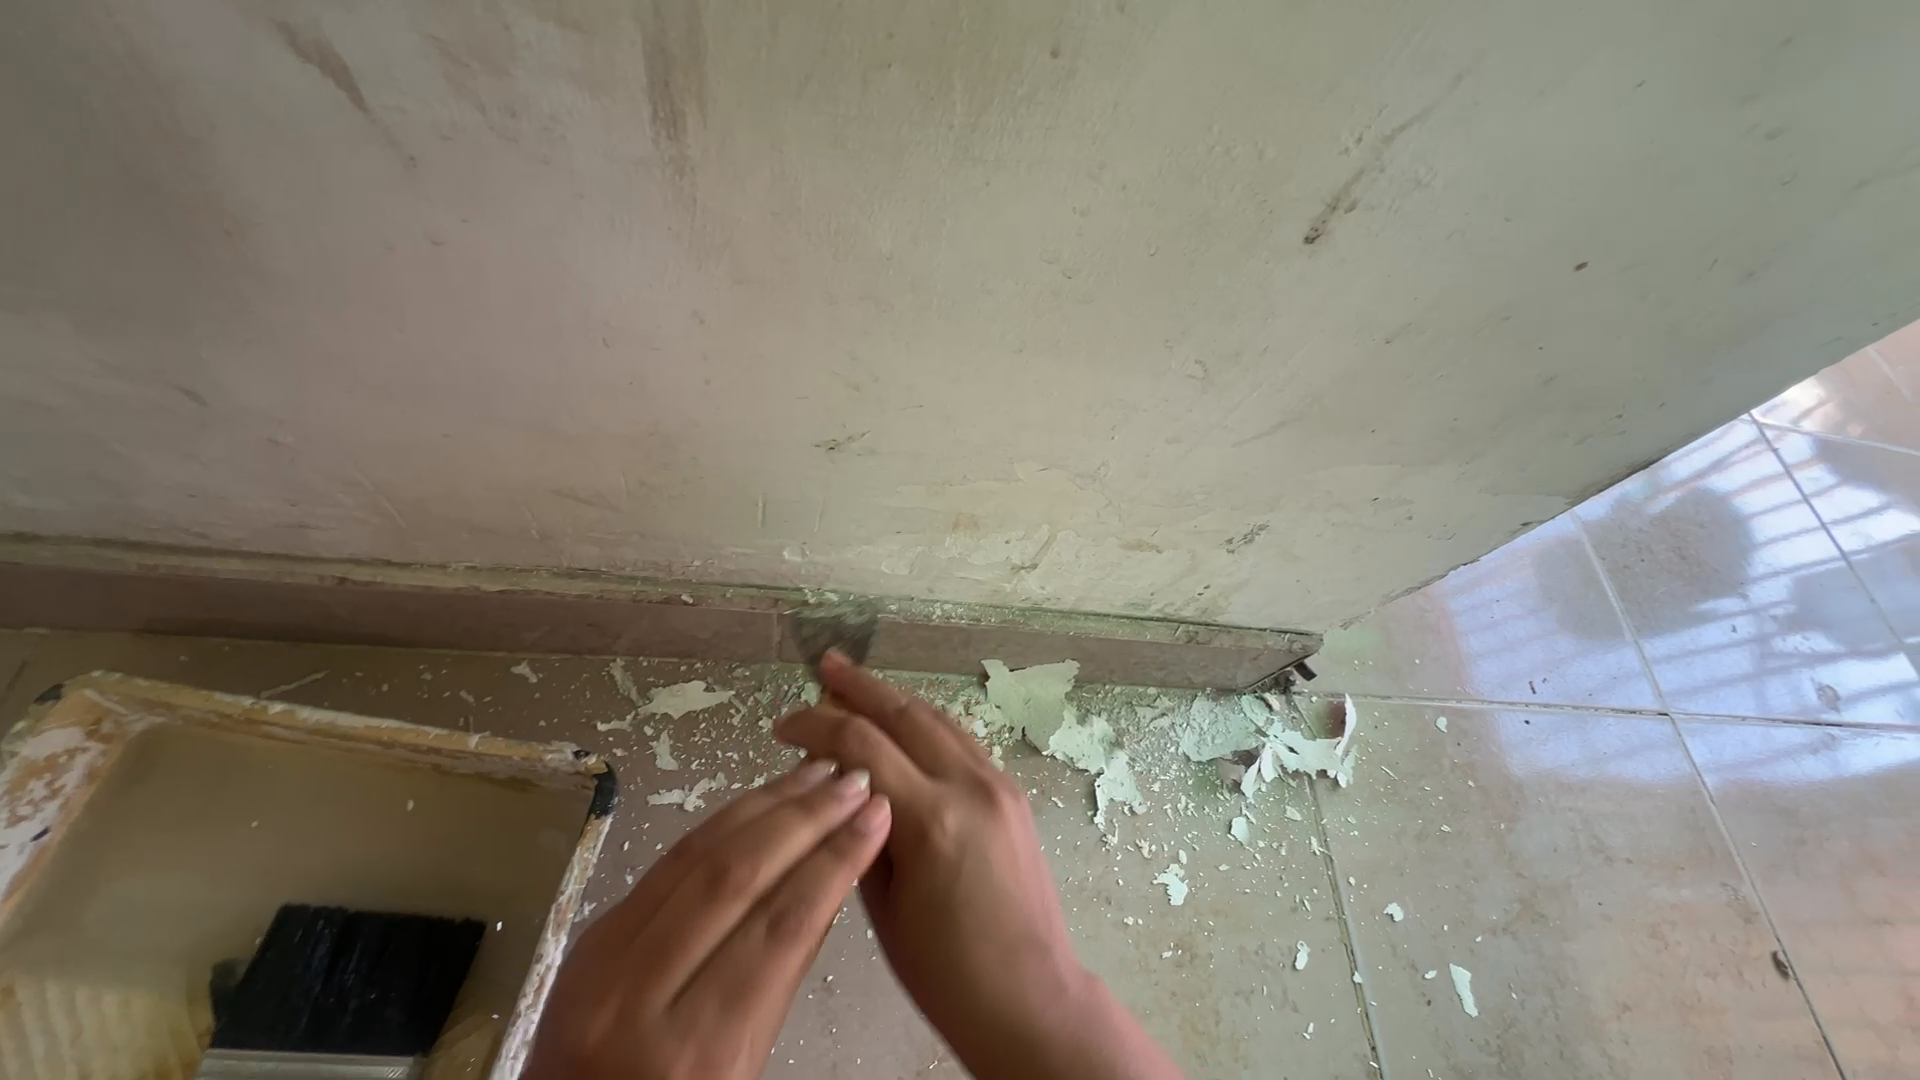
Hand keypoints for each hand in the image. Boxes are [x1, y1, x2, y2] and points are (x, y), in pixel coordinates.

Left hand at [525, 760, 889, 1079]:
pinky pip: (667, 863)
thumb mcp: (749, 1063)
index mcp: (701, 1051)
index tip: (877, 815)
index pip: (784, 925)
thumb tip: (830, 875)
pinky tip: (761, 799)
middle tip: (854, 780)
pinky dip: (724, 822)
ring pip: (698, 855)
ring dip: (768, 803)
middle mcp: (642, 999)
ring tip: (817, 773)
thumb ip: (784, 972)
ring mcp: (604, 961)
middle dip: (807, 817)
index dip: (837, 858)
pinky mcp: (589, 934)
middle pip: (738, 877)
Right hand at [776, 651, 1183, 1079]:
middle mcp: (970, 786)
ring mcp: (998, 784)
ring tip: (858, 681)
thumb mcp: (883, 906)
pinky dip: (926, 723)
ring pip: (938, 719)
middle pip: (905, 714)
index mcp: (932, 820)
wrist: (1029, 995)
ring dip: (895, 698)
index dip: (816, 726)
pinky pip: (962, 741)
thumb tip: (842, 783)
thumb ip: (861, 834)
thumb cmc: (945, 971)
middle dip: (859, 686)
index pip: (861, 746)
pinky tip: (905, 721)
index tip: (784, 726)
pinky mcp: (1012, 793)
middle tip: (825, 665)